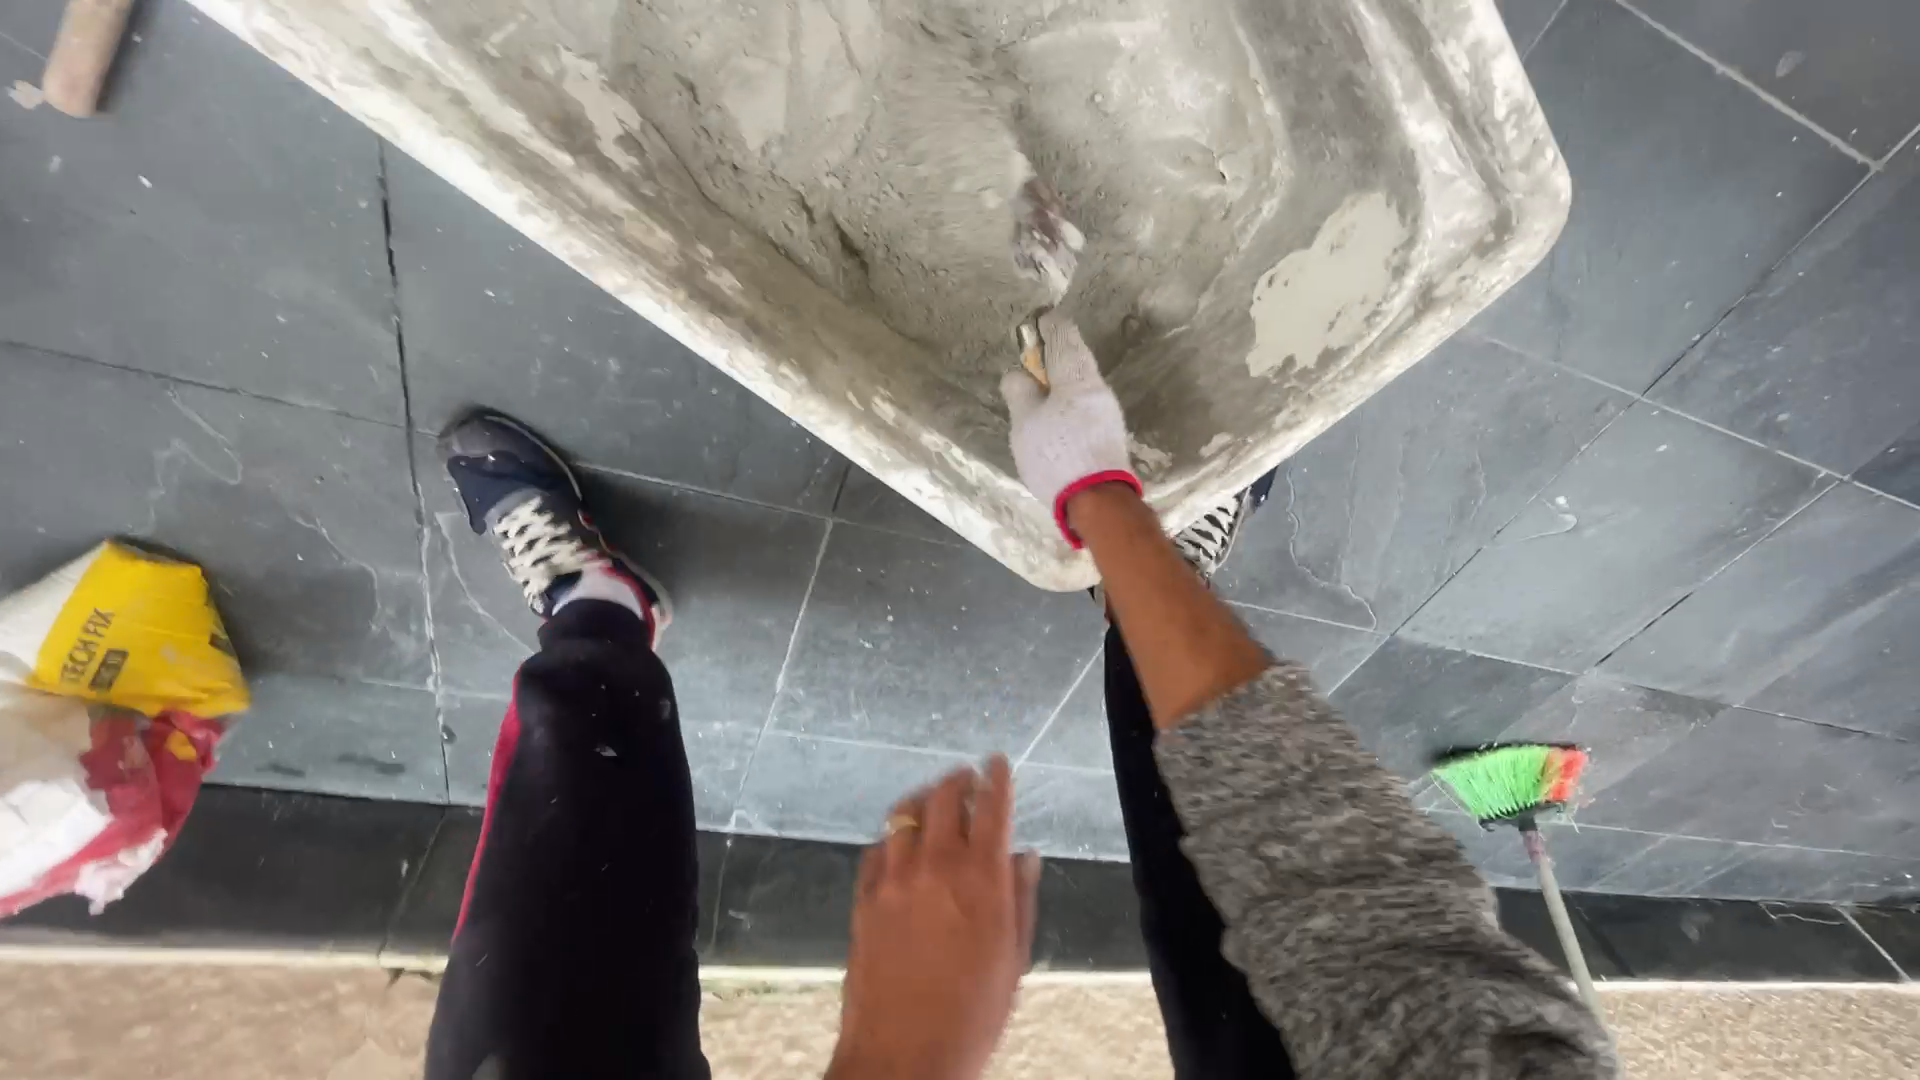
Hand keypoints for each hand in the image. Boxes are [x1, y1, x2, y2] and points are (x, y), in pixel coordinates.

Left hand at [828, 757, 1040, 1079]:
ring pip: (904, 813)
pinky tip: (899, 847)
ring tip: (932, 802)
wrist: (903, 1057)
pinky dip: (892, 839)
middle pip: (943, 796)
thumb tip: (1025, 854)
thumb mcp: (1012, 959)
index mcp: (980, 878)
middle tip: (967, 778)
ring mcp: (894, 878)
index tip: (997, 760)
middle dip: (958, 779)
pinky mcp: (864, 897)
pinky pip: (876, 849)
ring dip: (923, 799)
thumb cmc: (973, 1014)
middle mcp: (936, 865)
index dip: (996, 777)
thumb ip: (1020, 898)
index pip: (991, 807)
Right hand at [1000, 311, 1141, 548]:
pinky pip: (1084, 408)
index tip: (1034, 324)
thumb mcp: (1025, 422)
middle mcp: (1099, 388)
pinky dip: (1067, 406)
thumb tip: (1019, 375)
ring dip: (1059, 386)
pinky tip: (1054, 422)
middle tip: (1029, 367)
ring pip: (1080, 387)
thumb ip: (1020, 392)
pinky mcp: (1109, 436)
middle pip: (1074, 361)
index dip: (1046, 326)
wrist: (1097, 501)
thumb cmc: (1056, 454)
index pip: (1064, 335)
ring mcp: (1108, 413)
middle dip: (1051, 360)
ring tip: (1037, 398)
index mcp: (1078, 375)